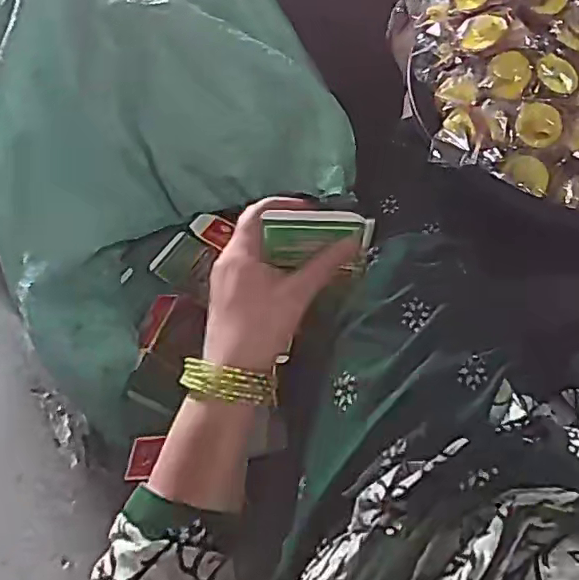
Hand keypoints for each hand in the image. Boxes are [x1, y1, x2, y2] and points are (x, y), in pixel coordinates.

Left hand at [203, 197, 358, 373]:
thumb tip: (353, 240)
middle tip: (318, 230)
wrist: (231, 375)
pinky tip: (294, 277)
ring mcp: (225, 280)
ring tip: (312, 251)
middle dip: (290, 227)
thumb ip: (325, 265)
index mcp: (239, 253)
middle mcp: (227, 261)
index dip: (287, 204)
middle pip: (259, 230)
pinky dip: (274, 264)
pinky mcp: (229, 296)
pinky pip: (253, 268)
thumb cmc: (261, 328)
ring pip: (257, 251)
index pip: (259, 211)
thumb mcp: (296, 294)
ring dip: (284, 247)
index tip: (312, 210)